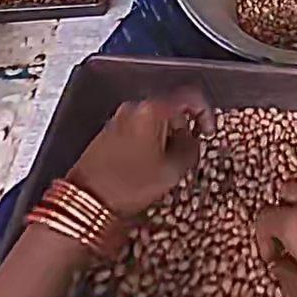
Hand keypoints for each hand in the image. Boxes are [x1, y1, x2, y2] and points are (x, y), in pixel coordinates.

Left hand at [66, 94, 211, 217]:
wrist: (87, 200)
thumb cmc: (128, 185)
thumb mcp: (171, 171)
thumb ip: (190, 149)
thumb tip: (194, 142)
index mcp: (153, 110)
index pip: (190, 96)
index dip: (206, 113)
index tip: (209, 131)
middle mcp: (135, 107)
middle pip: (172, 106)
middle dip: (185, 128)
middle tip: (189, 153)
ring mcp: (121, 117)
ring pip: (156, 117)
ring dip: (168, 135)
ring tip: (169, 163)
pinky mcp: (111, 130)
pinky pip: (140, 126)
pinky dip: (152, 139)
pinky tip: (151, 163)